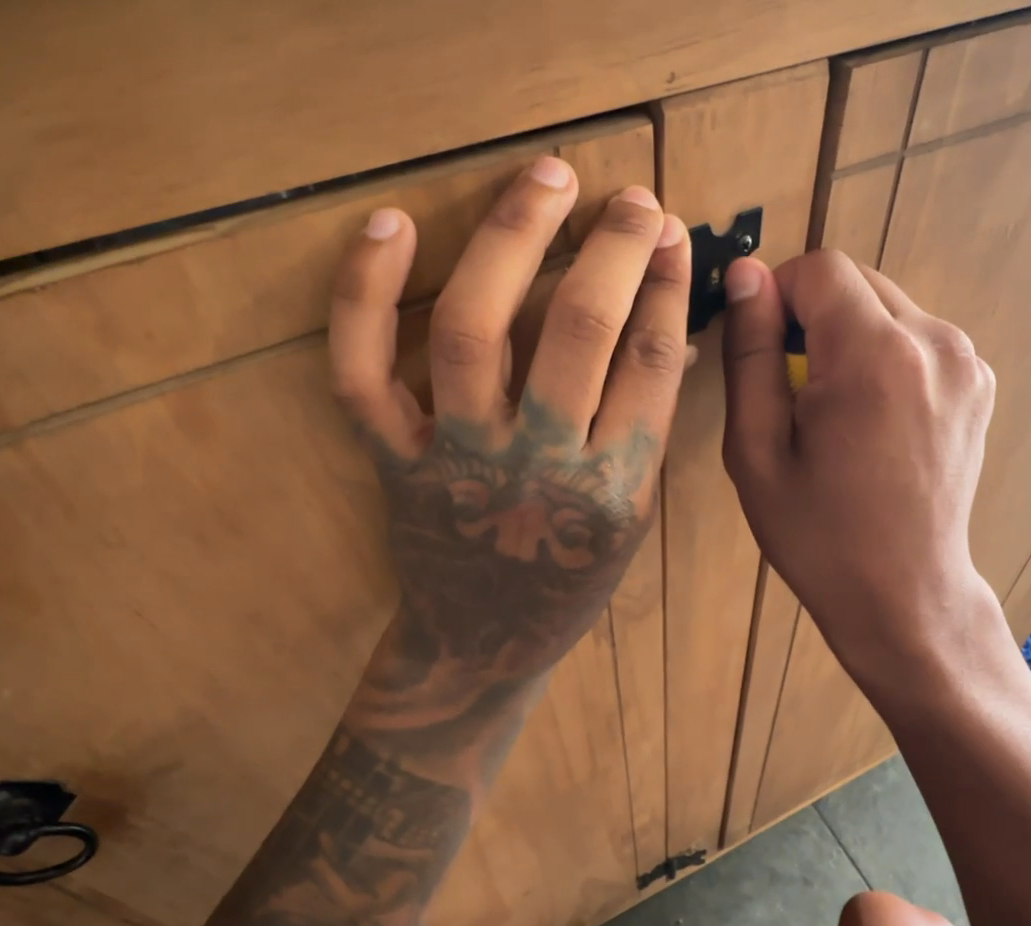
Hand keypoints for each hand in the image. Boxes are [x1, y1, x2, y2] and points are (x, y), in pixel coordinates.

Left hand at [331, 157, 691, 684]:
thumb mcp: (632, 518)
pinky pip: (362, 371)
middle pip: (578, 331)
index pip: (650, 360)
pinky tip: (390, 225)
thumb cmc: (566, 583)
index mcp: (613, 490)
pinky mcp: (393, 461)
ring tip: (546, 176)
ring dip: (511, 238)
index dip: (664, 282)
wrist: (480, 645)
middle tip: (627, 196)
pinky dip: (363, 294)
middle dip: (611, 247)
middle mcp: (537, 469)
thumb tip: (665, 324)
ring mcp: (456, 462)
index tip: (668, 230)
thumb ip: (647, 427)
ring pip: (474, 329)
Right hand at [720, 250, 996, 681]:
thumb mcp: (756, 450)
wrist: (903, 594)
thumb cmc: (818, 534)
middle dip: (812, 317)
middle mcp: (935, 341)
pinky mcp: (979, 382)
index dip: (776, 298)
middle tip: (792, 391)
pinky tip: (872, 420)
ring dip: (848, 337)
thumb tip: (744, 275)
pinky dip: (884, 358)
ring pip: (887, 307)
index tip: (762, 353)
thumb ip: (751, 353)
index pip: (818, 269)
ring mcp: (967, 362)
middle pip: (856, 281)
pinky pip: (916, 338)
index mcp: (875, 356)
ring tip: (834, 411)